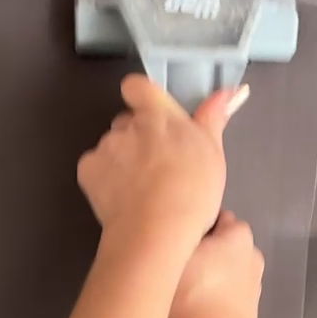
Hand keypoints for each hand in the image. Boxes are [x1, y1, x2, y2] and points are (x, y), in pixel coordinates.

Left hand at [77, 75, 247, 247]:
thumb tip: (229, 90)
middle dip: (138, 136)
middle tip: (158, 164)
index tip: (152, 116)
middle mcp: (126, 124)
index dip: (141, 97)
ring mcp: (104, 147)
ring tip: (142, 188)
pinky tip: (121, 198)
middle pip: (127, 121)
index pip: (136, 86)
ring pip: (112, 146)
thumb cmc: (192, 190)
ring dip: (123, 159)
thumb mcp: (213, 151)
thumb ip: (214, 116)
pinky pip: (95, 168)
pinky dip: (105, 179)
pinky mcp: (88, 171)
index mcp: (157, 114)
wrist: (156, 231)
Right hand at [169, 210, 263, 317]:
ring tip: (181, 292)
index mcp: (240, 234)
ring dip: (206, 276)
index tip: (172, 242)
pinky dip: (212, 297)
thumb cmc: (192, 293)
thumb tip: (169, 227)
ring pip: (222, 270)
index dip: (191, 226)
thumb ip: (175, 233)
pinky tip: (193, 309)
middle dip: (201, 252)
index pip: (213, 216)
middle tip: (172, 266)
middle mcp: (252, 254)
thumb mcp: (174, 251)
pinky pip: (225, 293)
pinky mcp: (248, 310)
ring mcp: (254, 284)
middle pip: (219, 245)